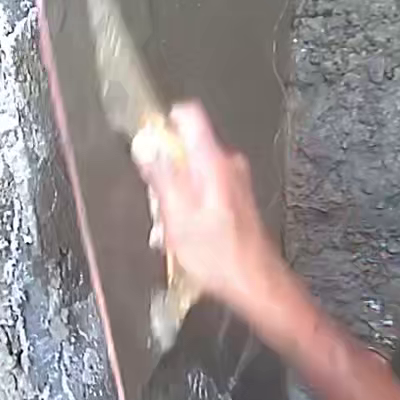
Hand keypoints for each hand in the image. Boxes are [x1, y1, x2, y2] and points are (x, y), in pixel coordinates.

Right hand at [131, 101, 287, 316]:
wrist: (255, 283)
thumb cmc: (218, 255)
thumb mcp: (177, 215)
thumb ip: (160, 175)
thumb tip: (144, 143)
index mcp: (212, 162)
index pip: (188, 115)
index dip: (163, 124)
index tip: (147, 144)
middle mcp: (227, 164)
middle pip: (186, 147)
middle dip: (164, 170)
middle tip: (157, 203)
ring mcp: (233, 180)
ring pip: (192, 171)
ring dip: (173, 194)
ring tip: (168, 227)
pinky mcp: (235, 198)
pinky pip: (202, 188)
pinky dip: (188, 205)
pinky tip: (182, 233)